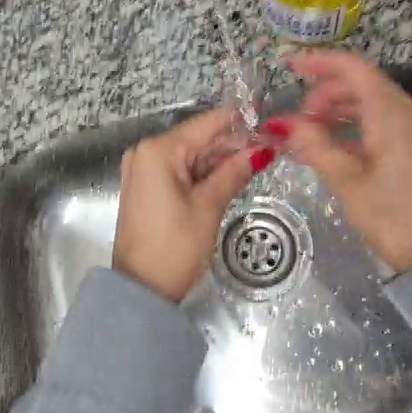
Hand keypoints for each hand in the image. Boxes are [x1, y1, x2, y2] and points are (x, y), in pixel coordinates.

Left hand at [114, 108, 272, 301]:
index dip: (239, 122)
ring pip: (191, 156)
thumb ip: (234, 173)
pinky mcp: (147, 188)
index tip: (269, 125)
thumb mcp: (208, 207)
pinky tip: (231, 178)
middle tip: (270, 149)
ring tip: (258, 163)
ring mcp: (144, 171)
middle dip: (232, 144)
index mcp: (158, 151)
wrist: (141, 290)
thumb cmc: (174, 248)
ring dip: (220, 161)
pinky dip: (203, 175)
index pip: (206, 124)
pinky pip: (180, 171)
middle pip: (198, 138)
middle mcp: (146, 153)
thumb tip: (260, 150)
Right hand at [263, 50, 411, 272]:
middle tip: (299, 120)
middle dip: (325, 93)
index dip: (320, 61)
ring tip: (310, 134)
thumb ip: (314, 144)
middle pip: (362, 83)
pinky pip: (382, 120)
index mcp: (392, 113)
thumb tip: (283, 123)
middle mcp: (408, 111)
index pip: (354, 68)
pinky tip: (333, 146)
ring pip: (371, 102)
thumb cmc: (392, 215)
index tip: (290, 66)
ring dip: (338, 109)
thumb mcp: (346, 180)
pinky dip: (354, 124)